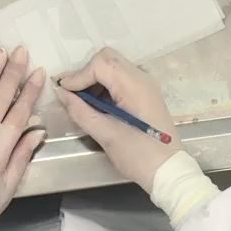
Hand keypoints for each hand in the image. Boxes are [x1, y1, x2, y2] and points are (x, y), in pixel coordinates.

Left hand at [0, 46, 46, 230]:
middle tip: (21, 50)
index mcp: (3, 141)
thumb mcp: (8, 185)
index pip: (21, 108)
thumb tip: (38, 132)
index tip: (38, 71)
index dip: (30, 88)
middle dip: (13, 69)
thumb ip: (22, 155)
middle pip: (2, 92)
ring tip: (1, 53)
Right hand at [58, 47, 181, 189]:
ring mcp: (145, 84)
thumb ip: (81, 111)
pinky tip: (98, 104)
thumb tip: (61, 93)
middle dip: (86, 73)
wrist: (169, 172)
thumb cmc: (138, 155)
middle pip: (107, 58)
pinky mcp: (145, 93)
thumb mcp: (106, 135)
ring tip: (84, 102)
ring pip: (113, 66)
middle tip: (74, 95)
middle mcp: (142, 78)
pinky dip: (105, 85)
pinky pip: (120, 78)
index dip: (79, 75)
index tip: (64, 92)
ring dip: (95, 79)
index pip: (100, 64)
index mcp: (134, 86)